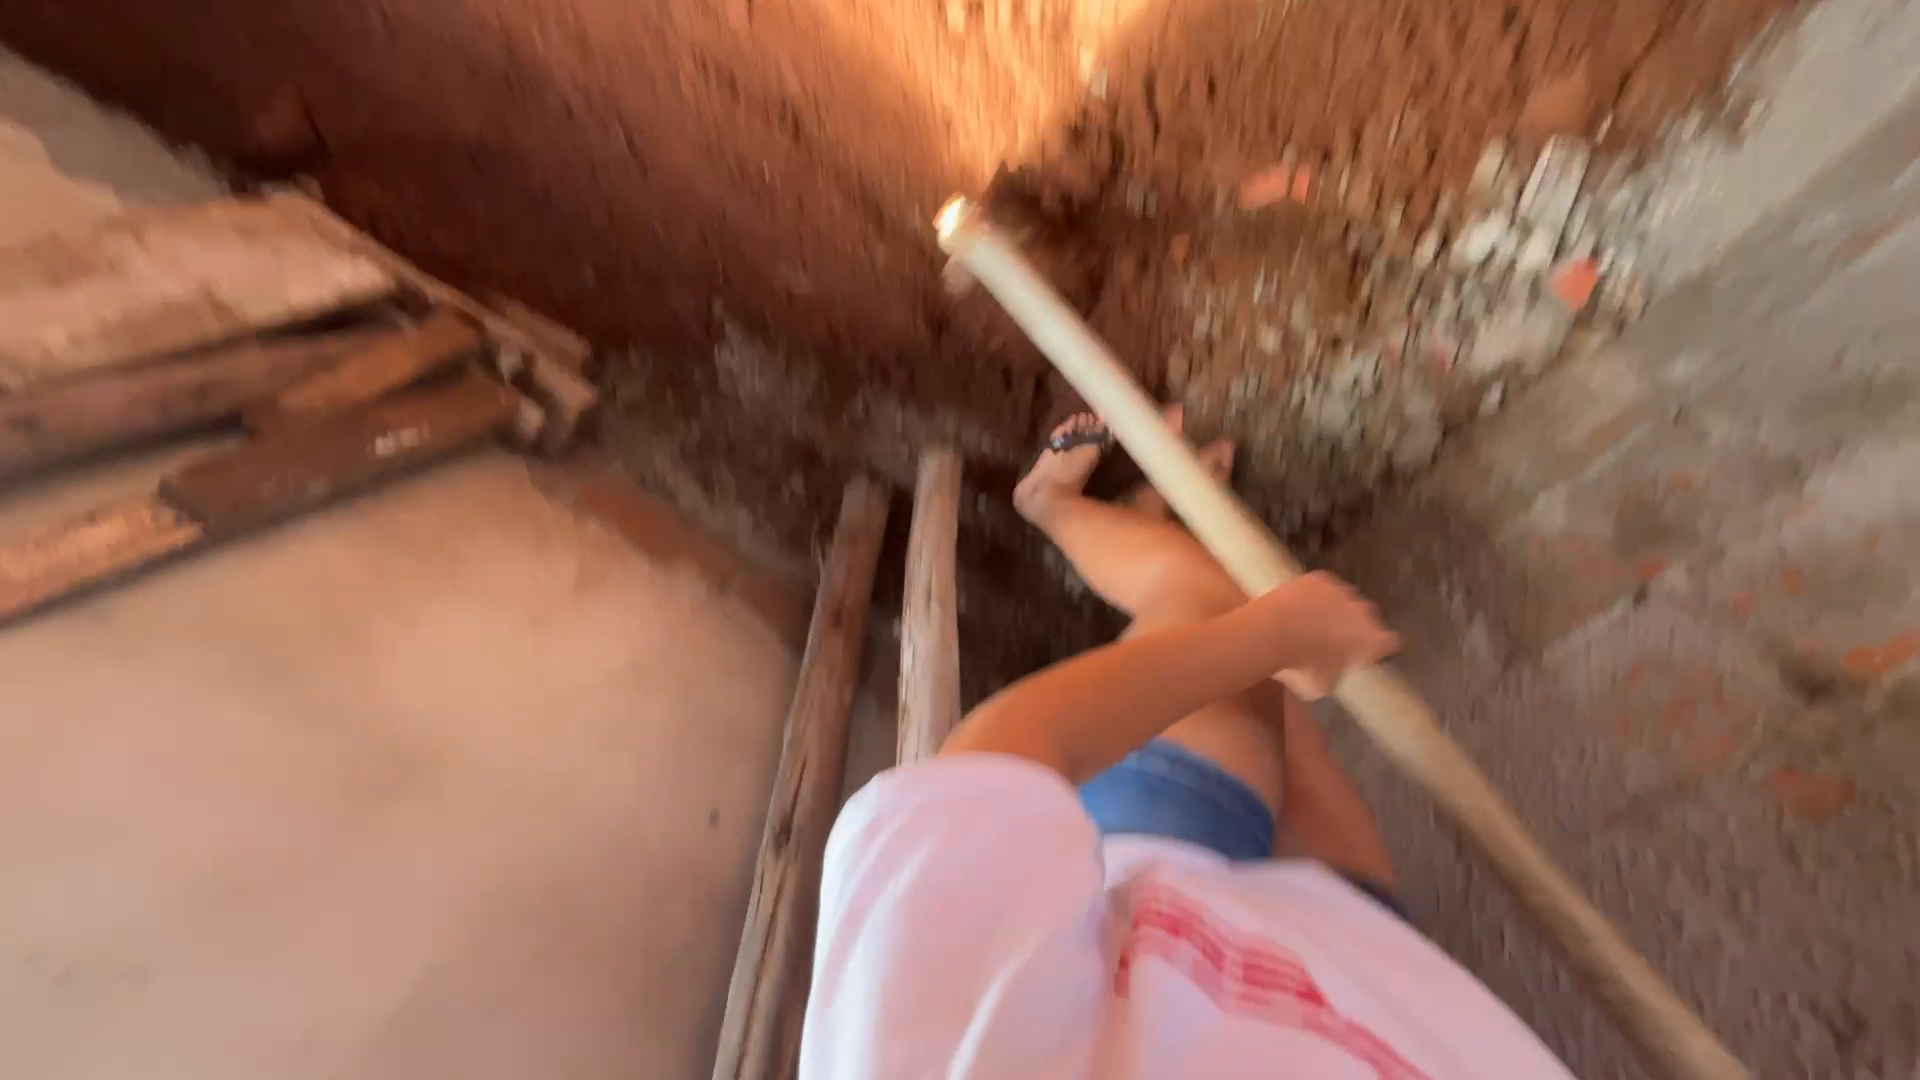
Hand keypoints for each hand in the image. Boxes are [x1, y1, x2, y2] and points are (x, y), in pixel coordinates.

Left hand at [1263, 572, 1398, 699]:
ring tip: (1310, 620)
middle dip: (1355, 627)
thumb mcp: (1322, 686)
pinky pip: (1322, 586)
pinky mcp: (1320, 577)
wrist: (1269, 633)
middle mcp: (1366, 611)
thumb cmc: (1298, 667)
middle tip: (1332, 639)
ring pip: (1345, 600)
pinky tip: (1299, 604)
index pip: (1390, 643)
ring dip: (1334, 608)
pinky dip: (1314, 594)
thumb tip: (1330, 673)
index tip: (1362, 654)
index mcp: (1376, 639)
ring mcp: (1343, 591)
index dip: (1376, 649)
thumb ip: (1337, 676)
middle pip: (1368, 618)